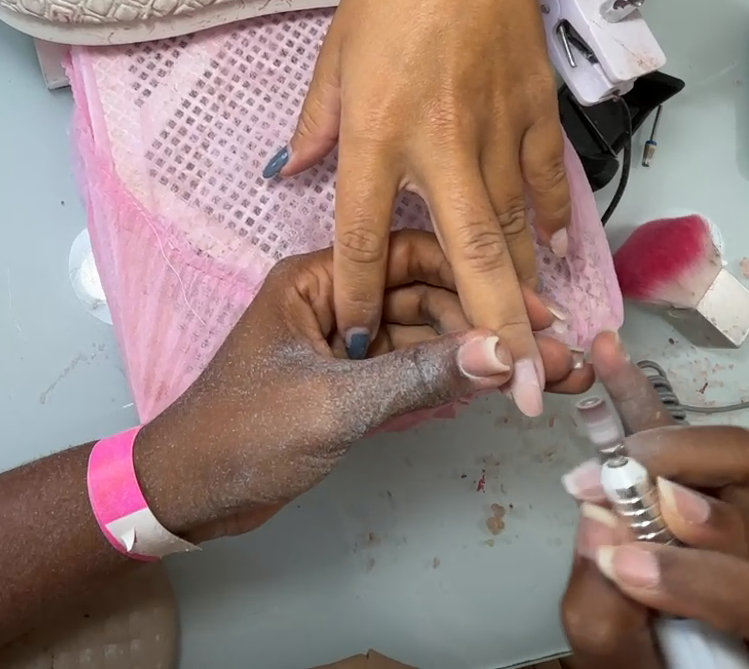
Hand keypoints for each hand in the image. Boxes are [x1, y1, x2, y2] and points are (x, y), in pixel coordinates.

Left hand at [132, 231, 534, 541]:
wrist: (194, 491)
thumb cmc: (246, 433)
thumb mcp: (335, 402)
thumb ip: (418, 376)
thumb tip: (502, 352)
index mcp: (316, 278)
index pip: (406, 257)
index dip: (471, 278)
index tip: (534, 307)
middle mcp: (335, 300)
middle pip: (424, 298)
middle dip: (486, 324)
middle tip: (554, 350)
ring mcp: (346, 342)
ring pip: (424, 336)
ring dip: (478, 354)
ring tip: (549, 373)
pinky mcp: (353, 381)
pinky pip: (411, 369)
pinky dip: (452, 379)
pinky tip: (500, 384)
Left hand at [275, 0, 572, 417]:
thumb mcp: (333, 59)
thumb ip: (315, 127)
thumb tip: (293, 172)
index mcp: (376, 136)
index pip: (361, 239)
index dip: (358, 302)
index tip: (358, 348)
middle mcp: (440, 147)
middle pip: (470, 256)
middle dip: (495, 332)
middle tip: (518, 394)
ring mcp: (499, 131)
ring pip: (520, 230)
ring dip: (529, 292)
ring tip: (538, 346)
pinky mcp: (539, 111)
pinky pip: (548, 185)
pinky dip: (553, 226)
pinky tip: (557, 260)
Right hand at [560, 333, 748, 668]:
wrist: (686, 655)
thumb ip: (612, 625)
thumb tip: (597, 531)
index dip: (724, 583)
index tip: (629, 567)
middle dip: (729, 515)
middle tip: (643, 504)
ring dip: (684, 451)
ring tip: (614, 462)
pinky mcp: (716, 486)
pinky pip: (686, 433)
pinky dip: (645, 398)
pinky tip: (607, 355)